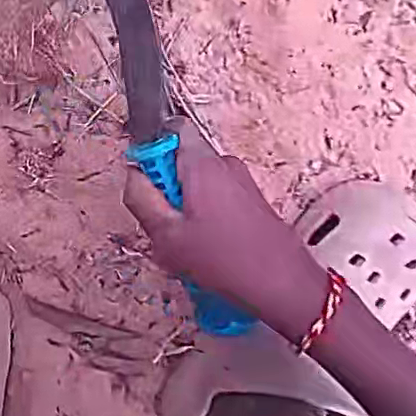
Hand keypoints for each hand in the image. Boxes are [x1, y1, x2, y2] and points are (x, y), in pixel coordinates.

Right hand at [123, 125, 328, 340]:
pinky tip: (204, 243)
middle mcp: (224, 164)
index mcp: (202, 164)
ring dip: (181, 203)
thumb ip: (140, 196)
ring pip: (194, 180)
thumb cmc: (223, 260)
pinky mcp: (249, 199)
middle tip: (163, 221)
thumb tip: (132, 173)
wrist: (283, 286)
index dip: (150, 151)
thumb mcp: (165, 233)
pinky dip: (201, 213)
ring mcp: (240, 180)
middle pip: (179, 158)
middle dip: (164, 185)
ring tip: (184, 238)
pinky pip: (212, 194)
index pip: (171, 128)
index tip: (146, 183)